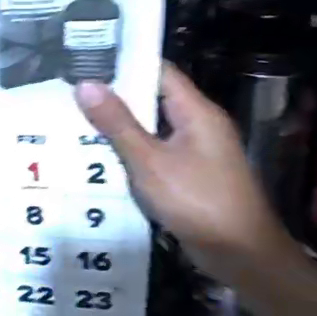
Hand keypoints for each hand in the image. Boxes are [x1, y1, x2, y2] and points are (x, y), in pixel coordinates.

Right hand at [74, 66, 298, 275]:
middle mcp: (200, 124)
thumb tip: (85, 84)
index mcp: (197, 112)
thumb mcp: (150, 162)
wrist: (244, 257)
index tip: (87, 58)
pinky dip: (132, 148)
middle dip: (115, 94)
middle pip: (154, 96)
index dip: (125, 61)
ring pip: (152, 125)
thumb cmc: (198, 202)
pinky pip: (156, 150)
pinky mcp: (192, 173)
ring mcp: (198, 150)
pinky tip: (101, 153)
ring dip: (121, 123)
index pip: (159, 70)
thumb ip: (117, 123)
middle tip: (72, 88)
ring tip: (77, 115)